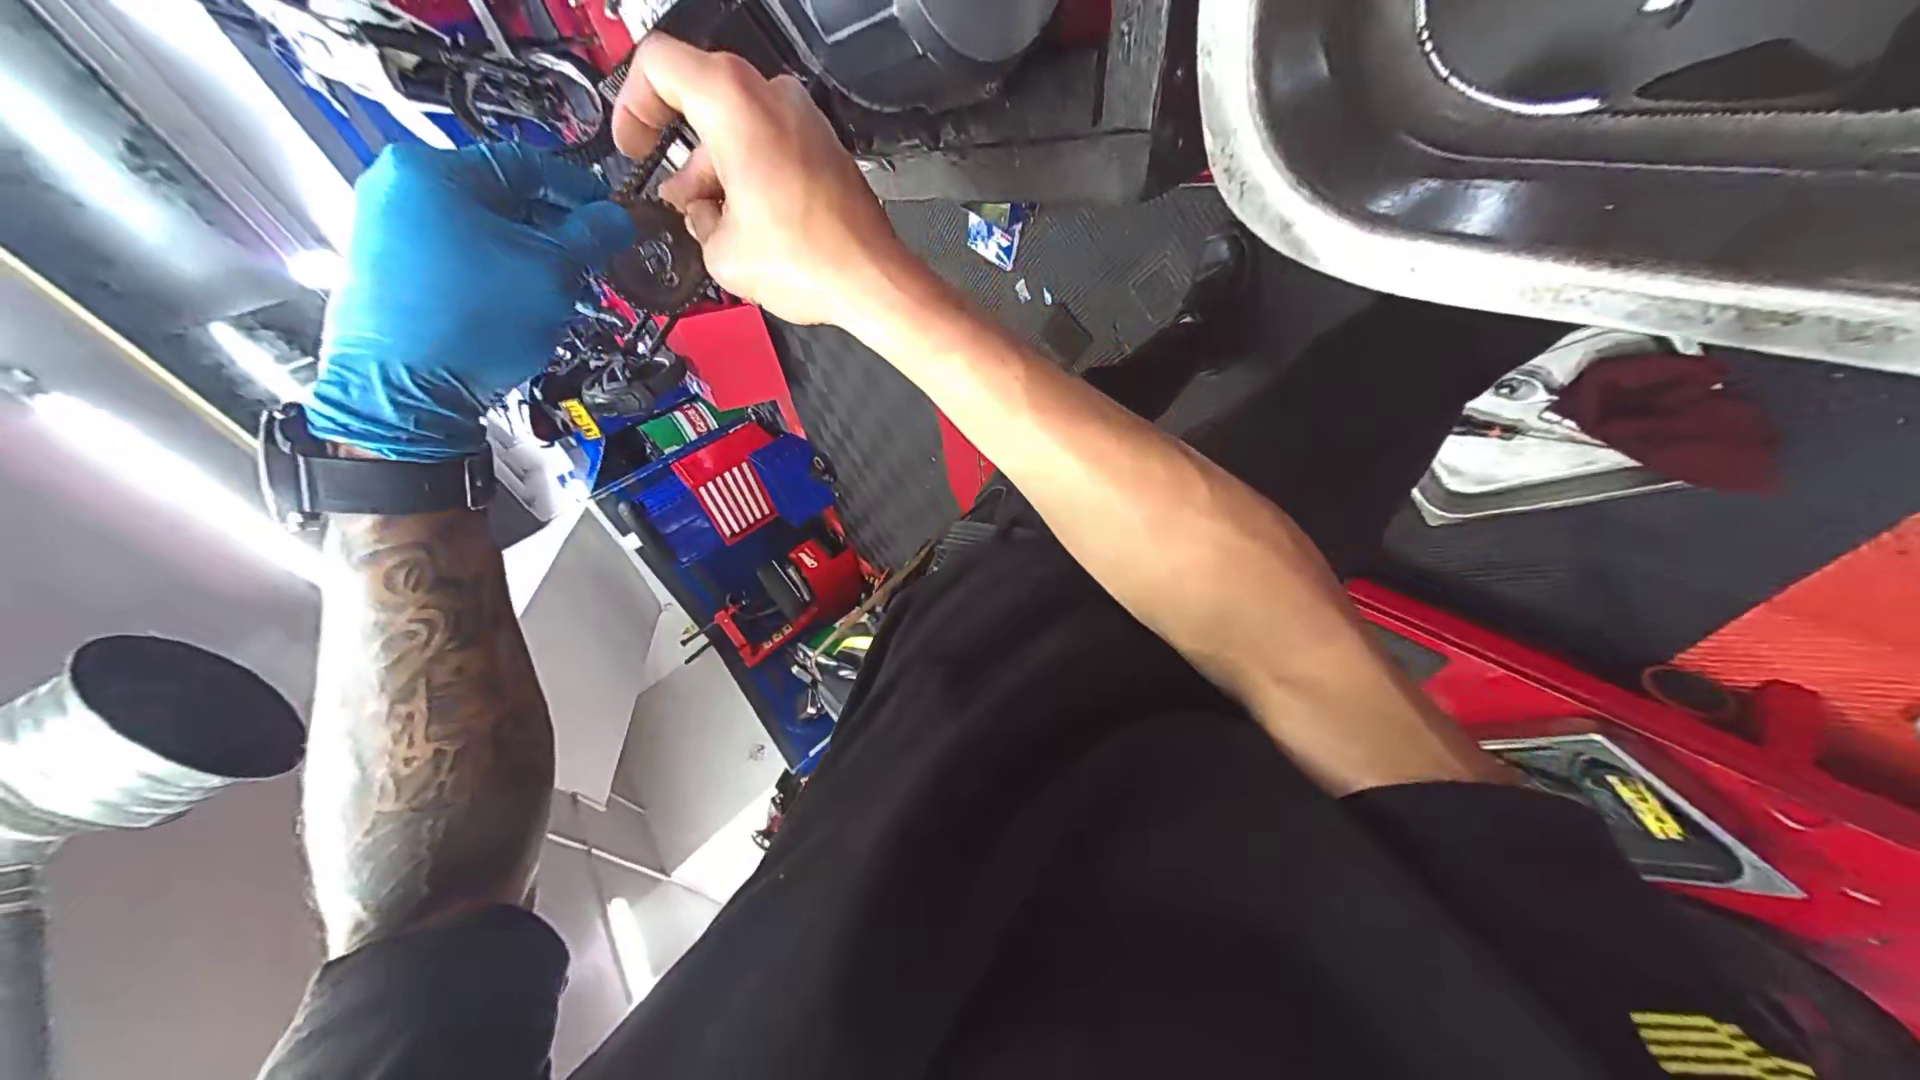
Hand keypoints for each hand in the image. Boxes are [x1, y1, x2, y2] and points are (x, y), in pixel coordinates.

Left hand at [306, 142, 636, 461]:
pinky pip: (470, 258)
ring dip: (540, 258)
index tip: (612, 212)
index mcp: (429, 172)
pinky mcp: (401, 270)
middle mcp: (402, 191)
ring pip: (491, 232)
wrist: (406, 392)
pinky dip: (509, 274)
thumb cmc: (459, 329)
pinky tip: (536, 302)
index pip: (528, 164)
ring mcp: (395, 231)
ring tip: (572, 290)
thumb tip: (617, 220)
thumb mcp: (552, 274)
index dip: (582, 190)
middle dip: (563, 233)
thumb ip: (592, 237)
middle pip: (509, 199)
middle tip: (599, 257)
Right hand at [613, 34, 916, 327]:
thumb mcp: (720, 252)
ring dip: (721, 177)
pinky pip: (775, 150)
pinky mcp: (827, 152)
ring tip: (721, 230)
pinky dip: (755, 179)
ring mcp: (807, 123)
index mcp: (733, 101)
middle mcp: (775, 98)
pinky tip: (754, 226)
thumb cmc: (812, 261)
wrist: (871, 282)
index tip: (633, 144)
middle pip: (704, 108)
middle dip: (686, 161)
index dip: (631, 106)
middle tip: (681, 206)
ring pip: (741, 133)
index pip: (658, 65)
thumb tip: (699, 214)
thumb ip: (694, 220)